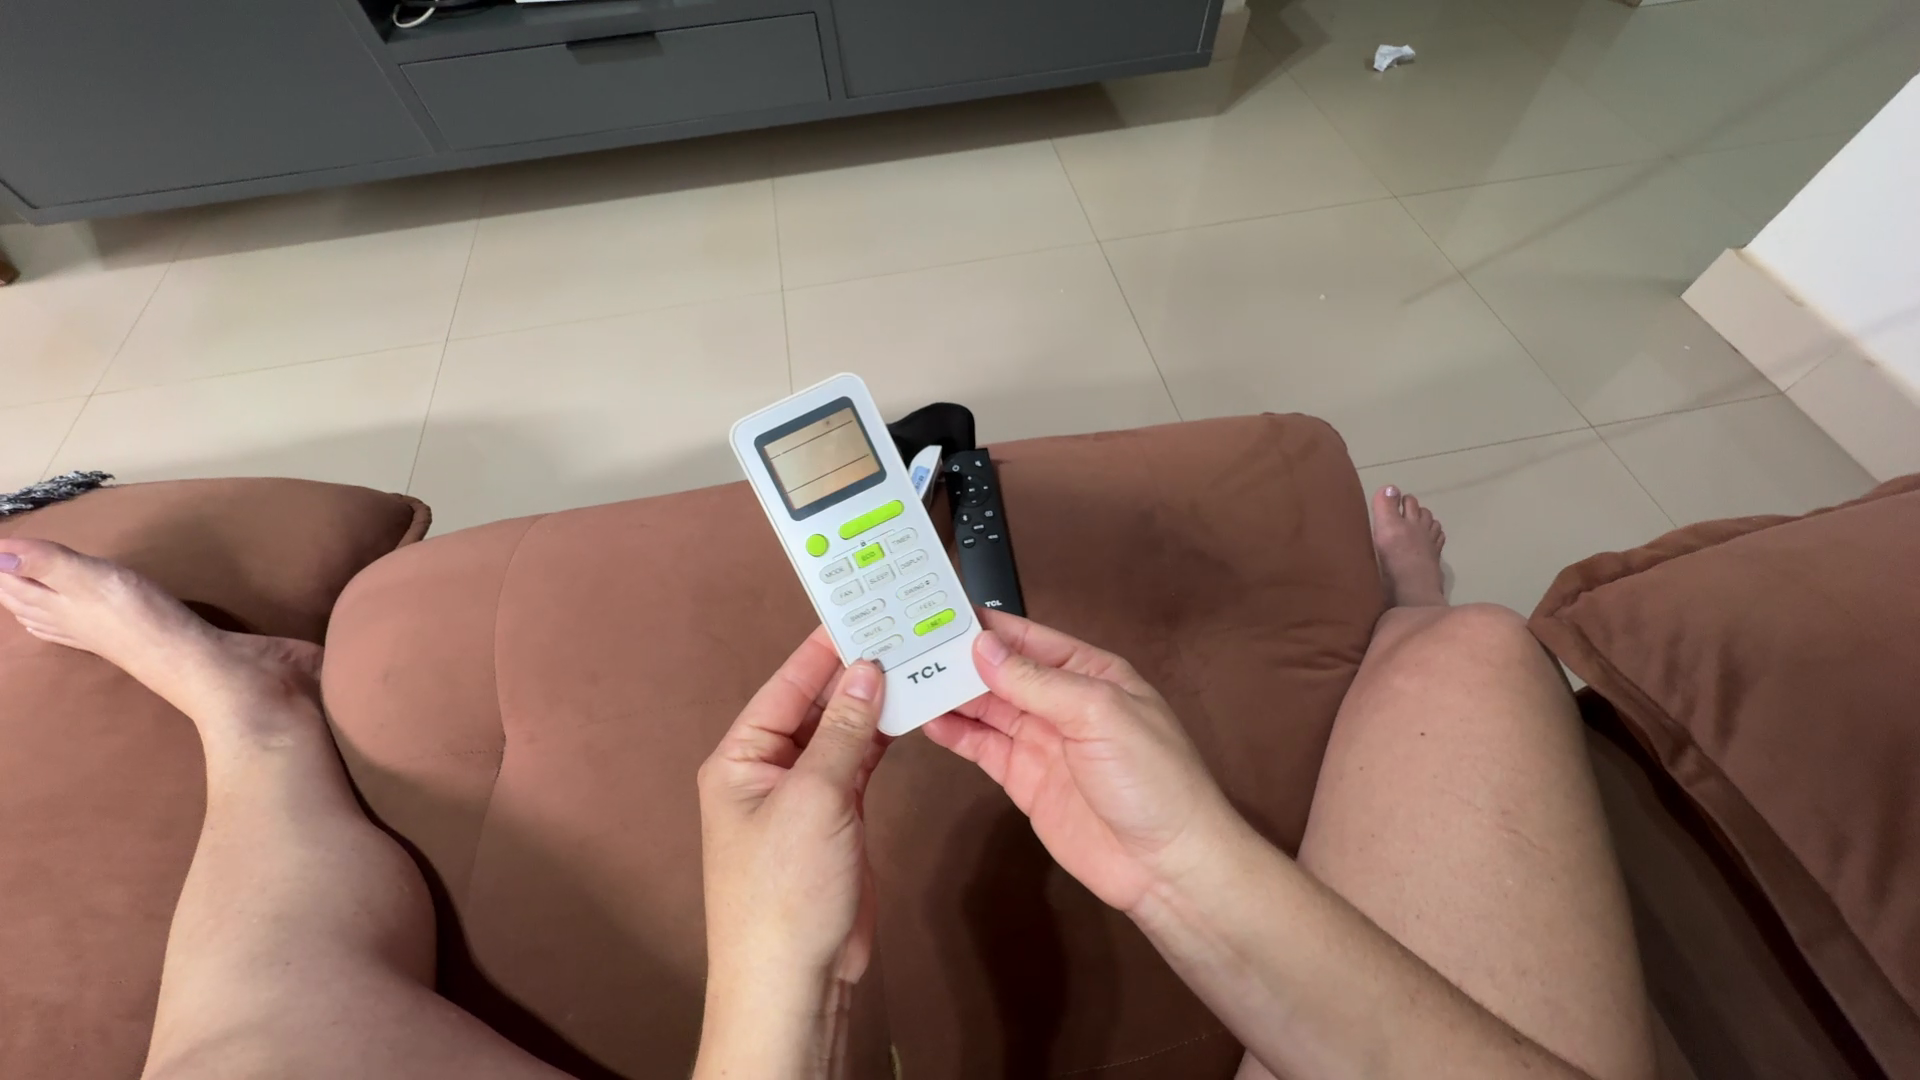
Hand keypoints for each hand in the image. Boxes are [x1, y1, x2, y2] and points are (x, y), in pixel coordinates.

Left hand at [696, 627, 889, 1047]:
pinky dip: (881, 737)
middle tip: (897, 633)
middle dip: (854, 673)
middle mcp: (769, 769)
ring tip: (910, 663)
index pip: (786, 686)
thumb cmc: (782, 894)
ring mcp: (804, 792)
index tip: (859, 614)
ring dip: (872, 703)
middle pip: (815, 705)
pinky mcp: (835, 814)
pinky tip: (907, 711)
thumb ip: (842, 731)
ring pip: (841, 731)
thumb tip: (864, 671)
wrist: (795, 982)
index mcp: (742, 758)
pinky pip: (858, 760)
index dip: (822, 649)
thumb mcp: (814, 799)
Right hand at [924, 612, 1244, 914]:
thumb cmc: (1152, 778)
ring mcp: (1041, 740)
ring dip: (951, 693)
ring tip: (908, 678)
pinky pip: (983, 747)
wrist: (1166, 866)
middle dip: (959, 658)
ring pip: (986, 707)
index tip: (939, 612)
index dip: (985, 625)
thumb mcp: (1099, 714)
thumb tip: (983, 646)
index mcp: (1088, 672)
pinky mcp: (1024, 778)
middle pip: (1000, 671)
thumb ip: (1037, 681)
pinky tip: (928, 721)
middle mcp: (1061, 700)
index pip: (1027, 638)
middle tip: (909, 646)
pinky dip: (956, 733)